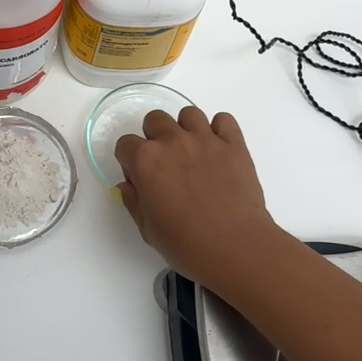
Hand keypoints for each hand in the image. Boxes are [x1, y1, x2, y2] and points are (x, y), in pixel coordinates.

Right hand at [115, 107, 288, 290]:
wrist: (236, 246)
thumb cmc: (186, 244)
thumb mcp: (148, 229)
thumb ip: (133, 201)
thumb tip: (129, 185)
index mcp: (145, 160)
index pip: (125, 144)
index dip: (129, 161)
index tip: (140, 178)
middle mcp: (172, 141)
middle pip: (155, 120)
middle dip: (155, 138)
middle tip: (166, 164)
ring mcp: (205, 138)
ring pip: (188, 114)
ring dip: (186, 129)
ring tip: (193, 153)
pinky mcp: (233, 143)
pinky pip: (224, 119)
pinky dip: (219, 129)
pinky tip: (218, 149)